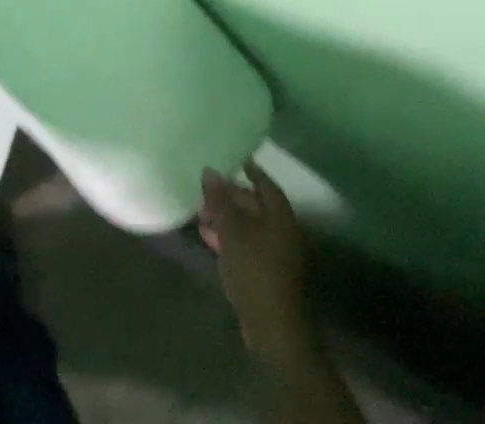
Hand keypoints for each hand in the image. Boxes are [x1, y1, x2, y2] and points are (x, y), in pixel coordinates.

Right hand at [200, 158, 314, 364]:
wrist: (272, 324)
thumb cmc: (254, 270)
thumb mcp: (232, 232)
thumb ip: (220, 201)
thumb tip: (210, 171)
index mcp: (281, 218)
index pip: (266, 185)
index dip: (251, 171)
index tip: (234, 160)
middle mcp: (283, 231)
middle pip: (257, 206)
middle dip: (231, 197)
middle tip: (206, 192)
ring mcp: (277, 253)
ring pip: (250, 226)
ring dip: (227, 218)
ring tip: (201, 215)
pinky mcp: (268, 271)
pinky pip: (248, 244)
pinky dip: (230, 237)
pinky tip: (210, 238)